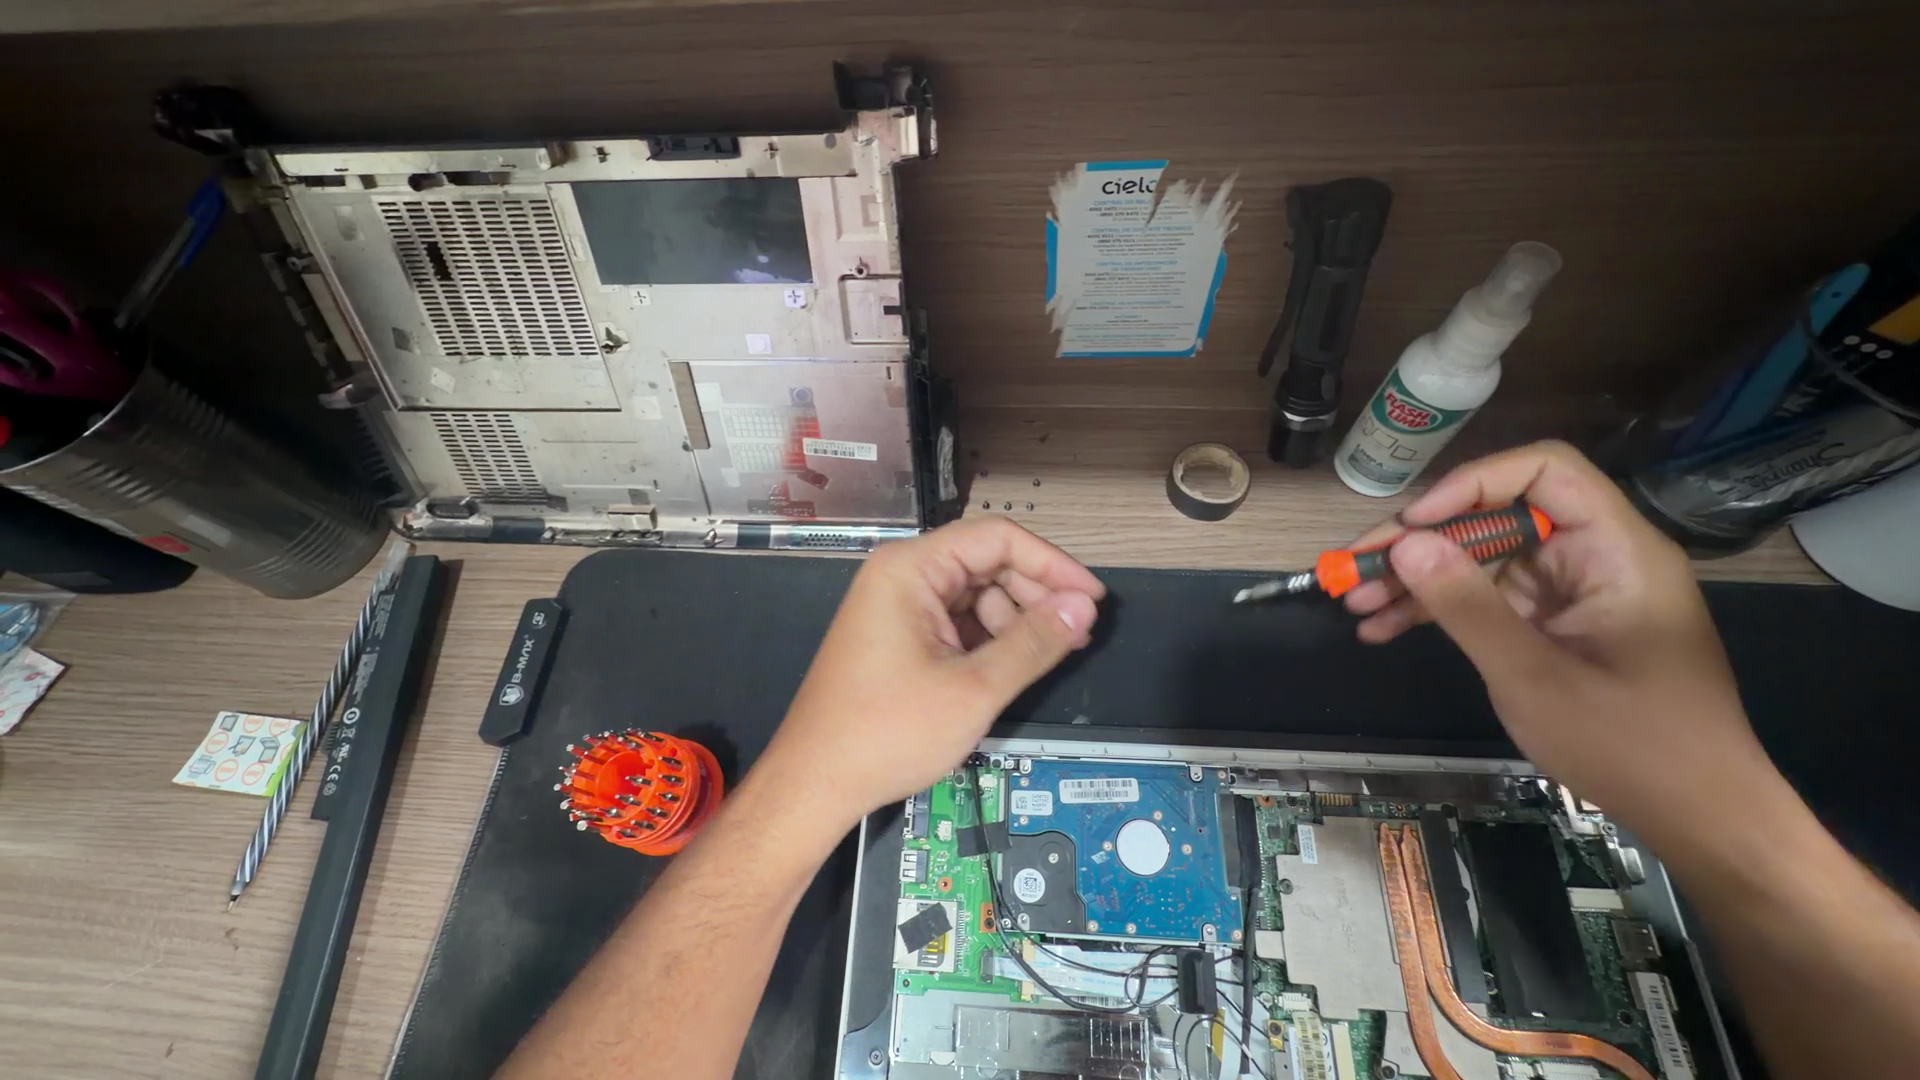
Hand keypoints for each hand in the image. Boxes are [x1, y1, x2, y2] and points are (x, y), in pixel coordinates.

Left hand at [754, 517, 1104, 829]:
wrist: (814, 783)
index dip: (1052, 564)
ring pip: (975, 594)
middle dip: (1036, 594)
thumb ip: (1034, 643)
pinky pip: (956, 621)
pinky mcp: (899, 635)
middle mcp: (902, 575)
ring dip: (1016, 619)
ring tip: (1052, 653)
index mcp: (911, 568)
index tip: (1092, 598)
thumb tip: (1083, 608)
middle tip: (1079, 632)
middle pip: (987, 563)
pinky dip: (990, 638)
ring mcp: (898, 605)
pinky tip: (1016, 663)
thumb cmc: (888, 732)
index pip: (998, 539)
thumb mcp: (974, 689)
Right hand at [1342, 441, 1770, 841]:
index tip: (1414, 527)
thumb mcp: (1534, 675)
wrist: (1694, 817)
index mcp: (1615, 551)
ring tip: (1354, 604)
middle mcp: (1591, 557)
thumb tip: (1405, 545)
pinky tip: (1383, 630)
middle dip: (1419, 543)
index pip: (1544, 472)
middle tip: (1353, 569)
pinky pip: (1482, 599)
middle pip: (1493, 517)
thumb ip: (1467, 605)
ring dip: (1414, 580)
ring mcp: (1567, 592)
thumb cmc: (1630, 744)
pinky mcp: (1548, 623)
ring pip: (1477, 559)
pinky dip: (1433, 611)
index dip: (1471, 484)